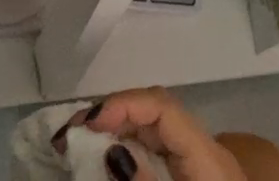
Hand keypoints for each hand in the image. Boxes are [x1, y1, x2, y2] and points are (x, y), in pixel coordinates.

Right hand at [67, 87, 255, 180]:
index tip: (88, 125)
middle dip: (109, 114)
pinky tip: (104, 158)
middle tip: (70, 133)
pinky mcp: (190, 175)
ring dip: (113, 130)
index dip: (122, 104)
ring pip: (150, 127)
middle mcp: (204, 150)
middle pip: (152, 111)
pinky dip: (126, 147)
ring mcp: (198, 162)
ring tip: (77, 143)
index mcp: (208, 157)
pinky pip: (154, 148)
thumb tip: (112, 151)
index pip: (161, 106)